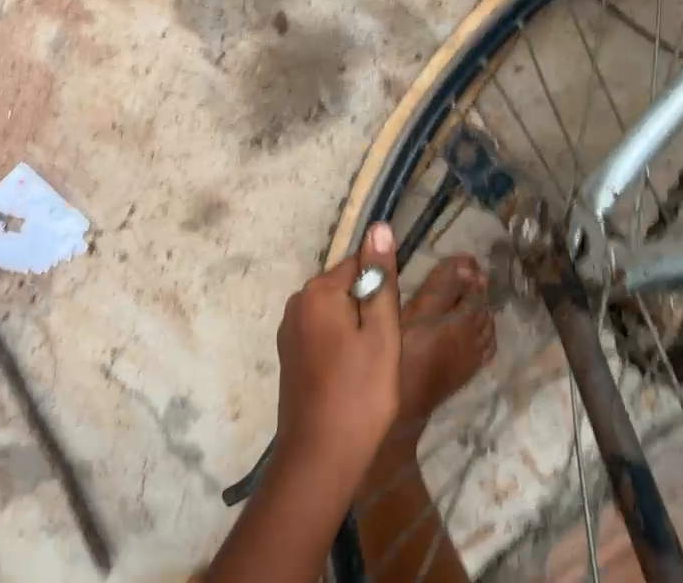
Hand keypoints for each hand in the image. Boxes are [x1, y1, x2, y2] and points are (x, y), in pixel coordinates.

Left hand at [273, 221, 401, 476]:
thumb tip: (378, 226)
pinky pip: (323, 335)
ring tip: (370, 369)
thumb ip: (381, 279)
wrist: (320, 456)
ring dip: (357, 332)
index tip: (393, 326)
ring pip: (336, 314)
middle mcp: (296, 302)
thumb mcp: (382, 332)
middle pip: (346, 289)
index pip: (360, 266)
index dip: (384, 292)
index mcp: (317, 291)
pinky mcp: (289, 354)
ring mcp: (289, 330)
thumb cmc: (360, 394)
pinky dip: (341, 348)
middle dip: (369, 312)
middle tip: (384, 353)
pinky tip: (352, 377)